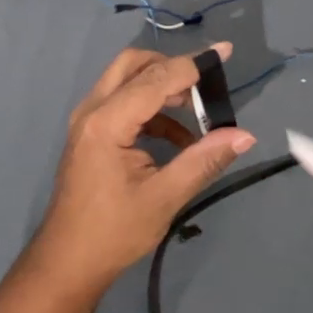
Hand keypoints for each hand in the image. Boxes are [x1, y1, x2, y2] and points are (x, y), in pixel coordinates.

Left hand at [28, 45, 256, 291]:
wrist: (68, 260)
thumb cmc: (114, 231)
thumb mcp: (165, 197)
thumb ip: (203, 160)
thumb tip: (244, 135)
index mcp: (107, 121)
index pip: (155, 78)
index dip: (193, 64)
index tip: (226, 51)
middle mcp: (92, 110)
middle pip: (134, 65)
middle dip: (172, 67)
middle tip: (207, 84)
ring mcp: (87, 120)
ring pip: (126, 81)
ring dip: (162, 88)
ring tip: (198, 114)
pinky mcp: (90, 132)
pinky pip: (122, 102)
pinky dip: (151, 110)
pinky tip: (178, 139)